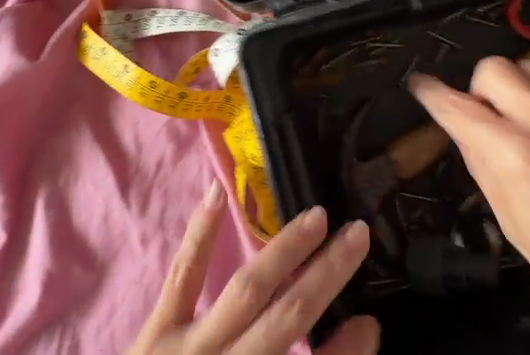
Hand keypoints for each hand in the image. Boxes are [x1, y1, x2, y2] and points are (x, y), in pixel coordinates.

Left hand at [127, 182, 381, 354]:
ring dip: (283, 251)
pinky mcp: (157, 330)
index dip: (346, 349)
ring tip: (316, 216)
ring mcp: (189, 346)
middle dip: (326, 276)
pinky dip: (201, 233)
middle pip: (287, 317)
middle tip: (359, 232)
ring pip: (244, 290)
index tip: (372, 320)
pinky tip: (218, 192)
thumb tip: (359, 335)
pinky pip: (182, 277)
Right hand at [408, 58, 529, 354]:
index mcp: (511, 154)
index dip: (430, 92)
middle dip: (479, 86)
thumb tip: (464, 132)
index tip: (421, 86)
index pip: (455, 104)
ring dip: (518, 90)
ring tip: (524, 122)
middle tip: (484, 114)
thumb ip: (484, 168)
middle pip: (495, 67)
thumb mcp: (513, 224)